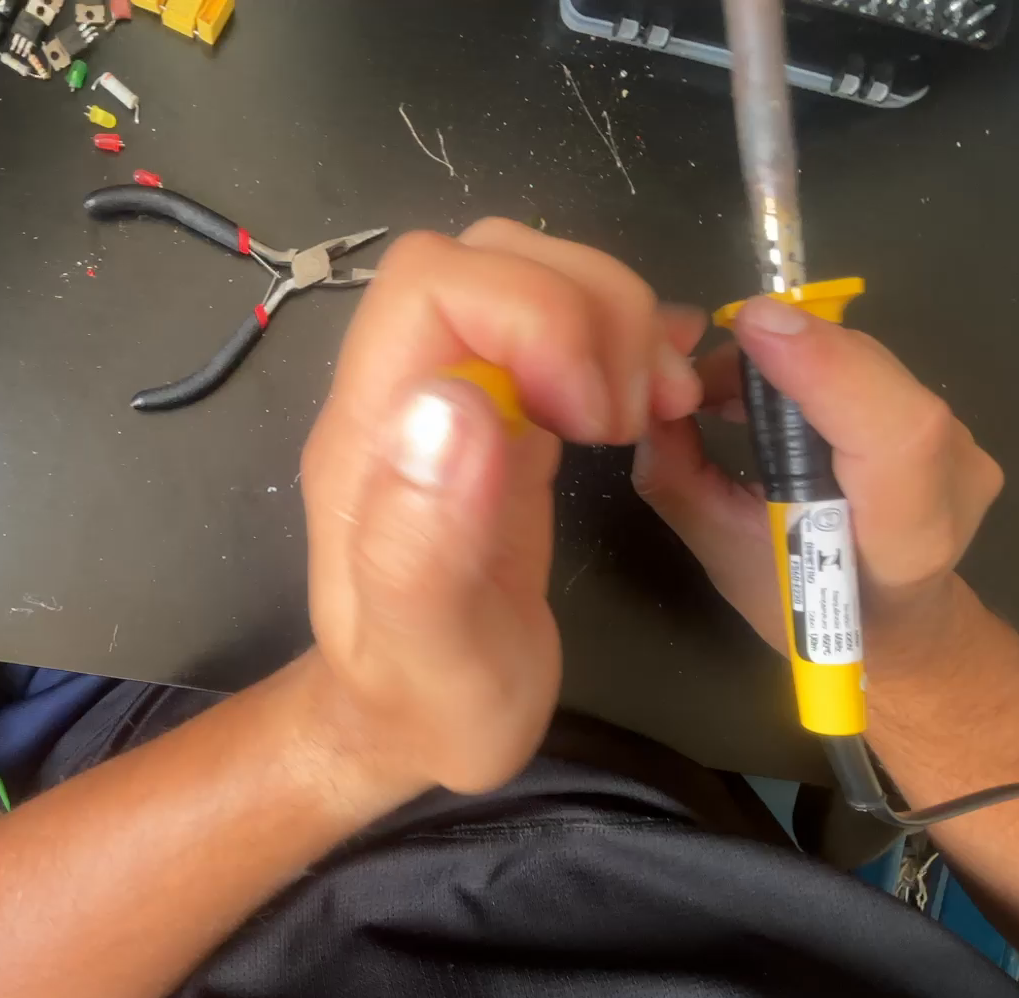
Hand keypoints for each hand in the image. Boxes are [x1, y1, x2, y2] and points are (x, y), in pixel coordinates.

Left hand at [301, 219, 705, 793]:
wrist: (414, 716)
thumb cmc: (420, 700)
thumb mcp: (425, 653)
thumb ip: (423, 540)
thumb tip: (456, 403)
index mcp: (368, 438)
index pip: (430, 285)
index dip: (531, 314)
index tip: (588, 416)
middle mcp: (401, 400)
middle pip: (485, 260)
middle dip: (585, 309)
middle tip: (626, 415)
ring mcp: (450, 406)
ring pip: (529, 283)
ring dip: (611, 324)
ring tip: (648, 411)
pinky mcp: (498, 425)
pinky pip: (556, 337)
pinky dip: (617, 344)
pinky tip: (650, 401)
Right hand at [631, 297, 1003, 671]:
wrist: (893, 628)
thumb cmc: (802, 606)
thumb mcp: (721, 552)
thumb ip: (679, 480)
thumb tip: (648, 406)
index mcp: (904, 538)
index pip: (894, 434)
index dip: (827, 369)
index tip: (750, 325)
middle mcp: (954, 478)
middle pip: (869, 378)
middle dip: (771, 358)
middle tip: (687, 383)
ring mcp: (962, 443)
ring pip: (864, 364)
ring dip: (778, 363)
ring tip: (710, 398)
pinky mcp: (944, 422)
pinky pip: (866, 370)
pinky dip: (799, 369)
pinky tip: (752, 398)